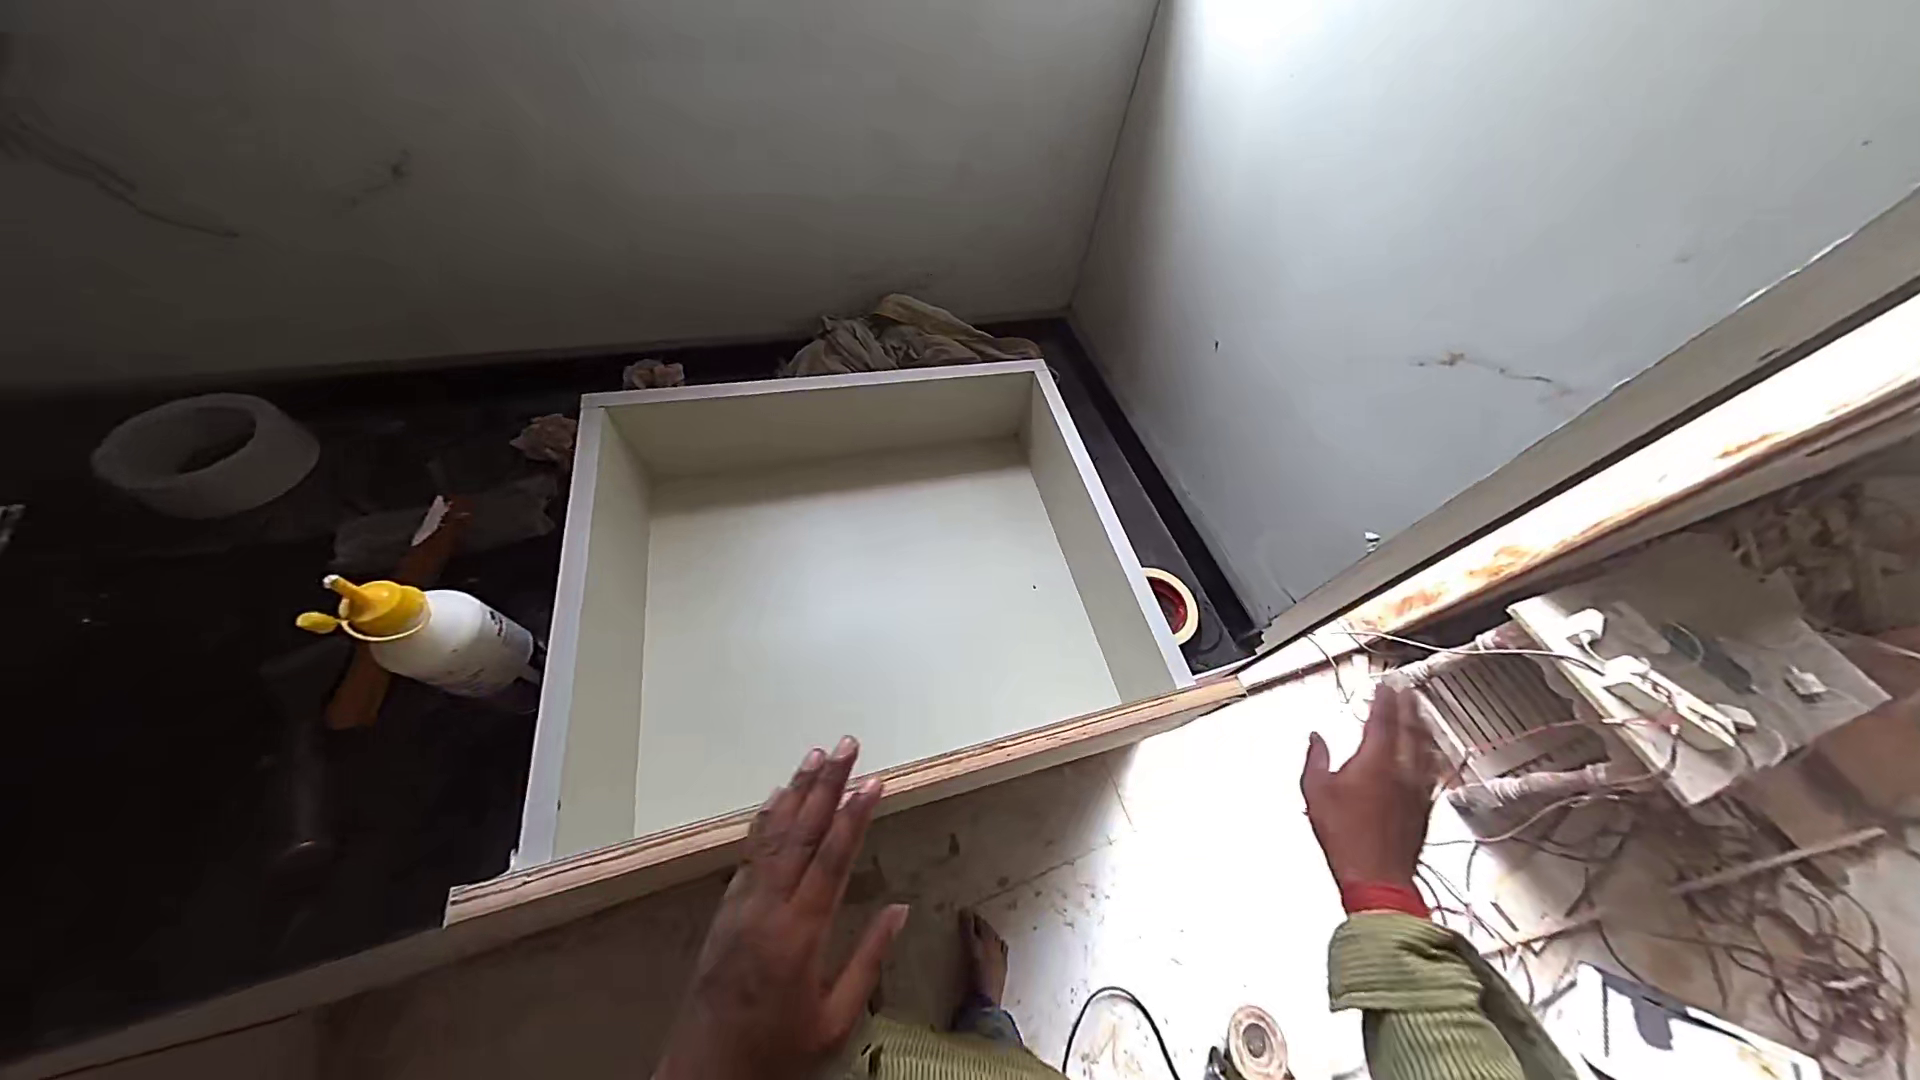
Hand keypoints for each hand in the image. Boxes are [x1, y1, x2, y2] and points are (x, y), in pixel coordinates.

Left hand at [654, 738, 909, 1079]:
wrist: (703, 1075)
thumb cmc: (777, 1049)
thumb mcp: (835, 1018)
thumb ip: (869, 959)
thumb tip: (900, 908)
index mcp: (802, 932)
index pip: (833, 859)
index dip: (855, 815)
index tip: (873, 780)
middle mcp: (770, 906)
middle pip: (803, 832)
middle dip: (827, 783)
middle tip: (846, 745)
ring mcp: (743, 902)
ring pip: (774, 834)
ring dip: (796, 790)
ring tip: (815, 755)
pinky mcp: (726, 906)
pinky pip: (750, 851)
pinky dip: (766, 819)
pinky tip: (777, 796)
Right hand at [1299, 684, 1438, 891]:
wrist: (1377, 875)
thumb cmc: (1344, 835)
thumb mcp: (1315, 790)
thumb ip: (1316, 758)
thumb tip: (1316, 739)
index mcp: (1374, 762)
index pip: (1383, 722)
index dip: (1385, 701)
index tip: (1386, 687)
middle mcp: (1402, 772)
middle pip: (1411, 731)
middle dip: (1409, 708)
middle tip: (1408, 692)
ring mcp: (1417, 790)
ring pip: (1427, 750)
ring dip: (1424, 728)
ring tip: (1423, 715)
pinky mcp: (1425, 808)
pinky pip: (1433, 773)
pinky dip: (1432, 756)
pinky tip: (1433, 755)